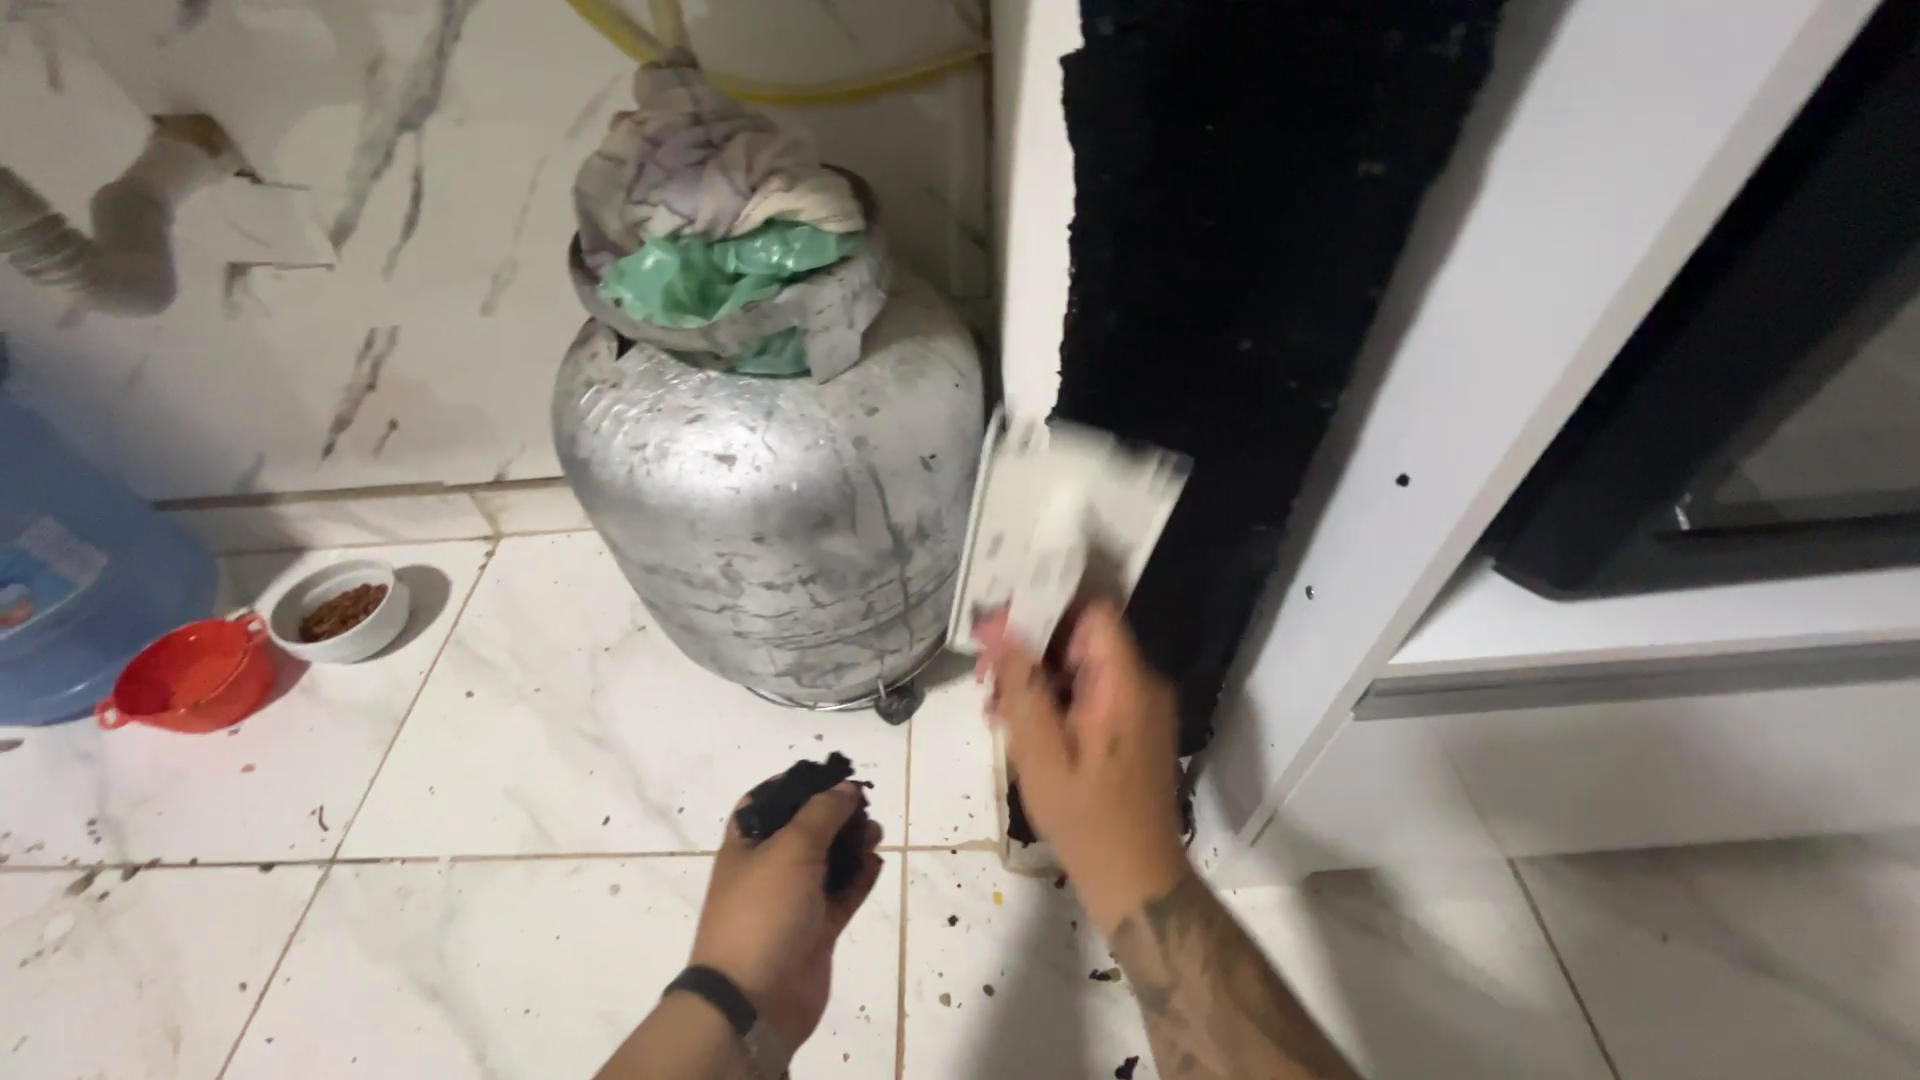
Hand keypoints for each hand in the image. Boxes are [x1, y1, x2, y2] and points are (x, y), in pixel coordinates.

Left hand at [689, 782, 882, 1052]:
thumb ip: (822, 812)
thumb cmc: (763, 911)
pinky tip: (877, 862)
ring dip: (851, 844)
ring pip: (827, 861)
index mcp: (746, 844)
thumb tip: (846, 788)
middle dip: (834, 814)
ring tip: (876, 833)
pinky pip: (842, 895)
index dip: (795, 784)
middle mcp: (767, 868)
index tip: (831, 774)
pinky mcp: (816, 930)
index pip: (766, 800)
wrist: (754, 1000)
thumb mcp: (791, 847)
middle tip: (864, 804)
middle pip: (804, 829)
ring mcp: (792, 901)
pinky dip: (859, 878)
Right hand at [978, 601, 1188, 933]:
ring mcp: (1139, 704)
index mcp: (1125, 682)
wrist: (1136, 878)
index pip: (1091, 610)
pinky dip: (1053, 697)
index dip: (1043, 607)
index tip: (997, 629)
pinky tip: (1017, 723)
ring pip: (1080, 664)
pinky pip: (1089, 690)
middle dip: (1028, 646)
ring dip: (1035, 675)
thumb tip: (1001, 630)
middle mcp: (1140, 682)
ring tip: (992, 705)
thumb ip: (1022, 685)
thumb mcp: (1041, 752)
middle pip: (1081, 636)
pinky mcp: (1131, 724)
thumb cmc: (1087, 820)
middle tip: (982, 672)